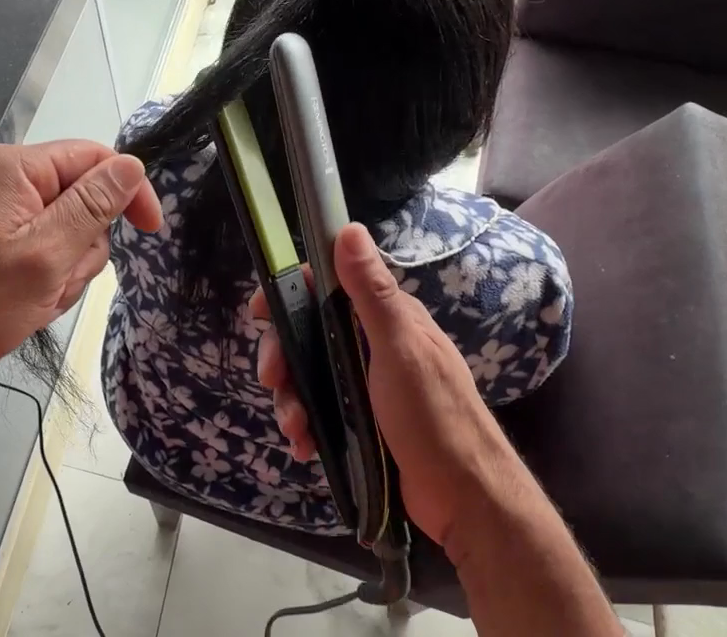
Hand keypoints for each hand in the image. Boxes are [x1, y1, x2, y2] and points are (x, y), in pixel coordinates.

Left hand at [0, 141, 162, 393]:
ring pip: (71, 230)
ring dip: (67, 268)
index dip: (129, 190)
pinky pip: (47, 248)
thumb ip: (93, 205)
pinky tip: (27, 303)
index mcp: (16, 167)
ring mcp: (1, 209)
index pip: (95, 157)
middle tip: (56, 281)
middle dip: (84, 245)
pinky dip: (49, 278)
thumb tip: (132, 165)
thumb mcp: (46, 255)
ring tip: (37, 297)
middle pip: (84, 197)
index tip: (151, 231)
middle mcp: (8, 178)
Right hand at [251, 223, 501, 548]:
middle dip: (283, 355)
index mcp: (386, 318)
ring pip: (311, 377)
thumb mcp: (400, 348)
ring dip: (292, 399)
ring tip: (294, 429)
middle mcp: (374, 345)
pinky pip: (320, 413)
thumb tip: (349, 227)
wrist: (465, 499)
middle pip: (309, 334)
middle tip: (271, 379)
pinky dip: (306, 427)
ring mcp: (368, 385)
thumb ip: (371, 292)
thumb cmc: (434, 416)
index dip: (291, 291)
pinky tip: (304, 448)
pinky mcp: (363, 423)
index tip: (261, 309)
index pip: (329, 286)